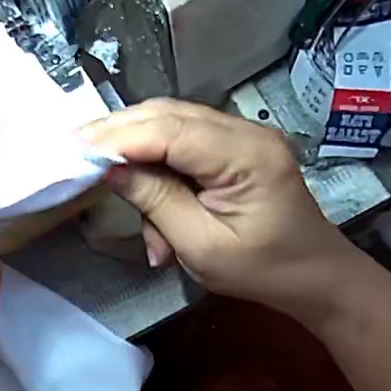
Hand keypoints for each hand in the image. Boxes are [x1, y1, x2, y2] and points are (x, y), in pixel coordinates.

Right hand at [80, 99, 362, 321]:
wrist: (314, 275)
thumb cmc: (262, 271)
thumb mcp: (202, 246)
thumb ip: (156, 201)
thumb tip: (111, 170)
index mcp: (247, 155)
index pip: (171, 130)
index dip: (120, 137)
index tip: (78, 151)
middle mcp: (246, 131)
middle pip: (169, 114)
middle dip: (119, 132)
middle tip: (76, 151)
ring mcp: (242, 135)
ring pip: (172, 123)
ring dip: (136, 149)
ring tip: (105, 177)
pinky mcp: (235, 146)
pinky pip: (184, 140)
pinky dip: (156, 162)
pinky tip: (142, 192)